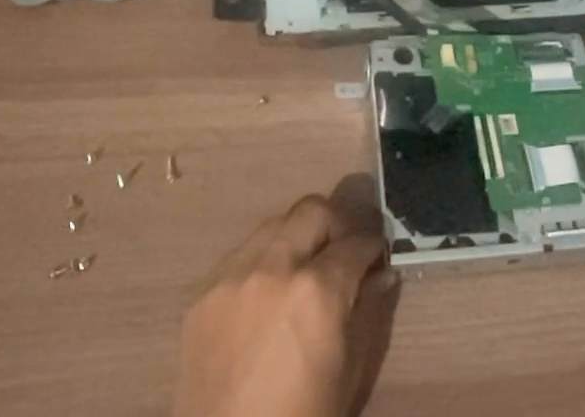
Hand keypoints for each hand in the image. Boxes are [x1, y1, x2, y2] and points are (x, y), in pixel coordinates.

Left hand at [173, 194, 393, 416]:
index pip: (356, 243)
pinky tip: (270, 291)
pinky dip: (264, 259)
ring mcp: (232, 276)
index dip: (373, 247)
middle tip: (345, 252)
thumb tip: (381, 275)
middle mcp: (274, 267)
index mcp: (317, 291)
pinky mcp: (203, 292)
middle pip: (313, 211)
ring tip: (307, 267)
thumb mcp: (349, 373)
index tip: (377, 256)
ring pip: (275, 224)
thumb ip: (367, 313)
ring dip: (299, 235)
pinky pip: (241, 254)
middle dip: (338, 225)